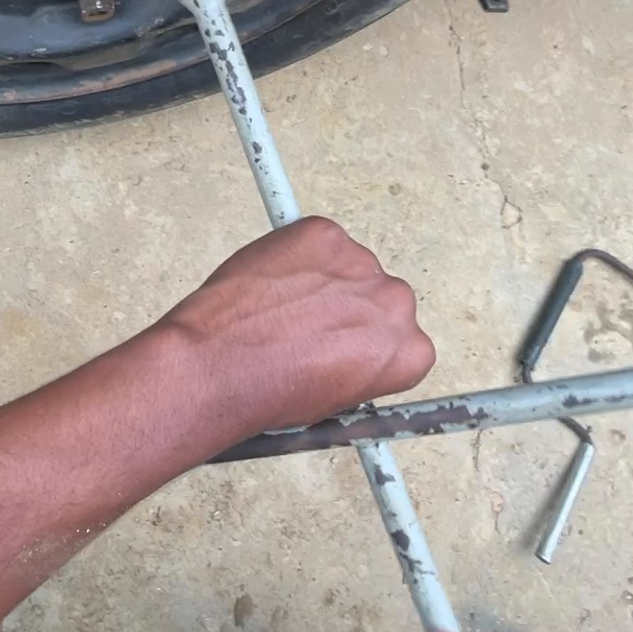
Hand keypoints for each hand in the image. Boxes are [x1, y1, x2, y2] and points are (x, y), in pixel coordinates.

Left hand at [154, 216, 433, 433]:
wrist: (222, 363)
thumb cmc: (268, 390)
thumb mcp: (334, 399)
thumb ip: (359, 364)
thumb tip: (348, 347)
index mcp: (410, 351)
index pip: (399, 334)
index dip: (362, 338)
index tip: (339, 341)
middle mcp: (396, 302)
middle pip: (376, 294)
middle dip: (345, 304)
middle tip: (303, 321)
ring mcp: (359, 261)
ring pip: (343, 263)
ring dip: (318, 276)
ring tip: (277, 305)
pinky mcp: (323, 232)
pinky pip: (315, 238)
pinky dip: (294, 251)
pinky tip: (269, 280)